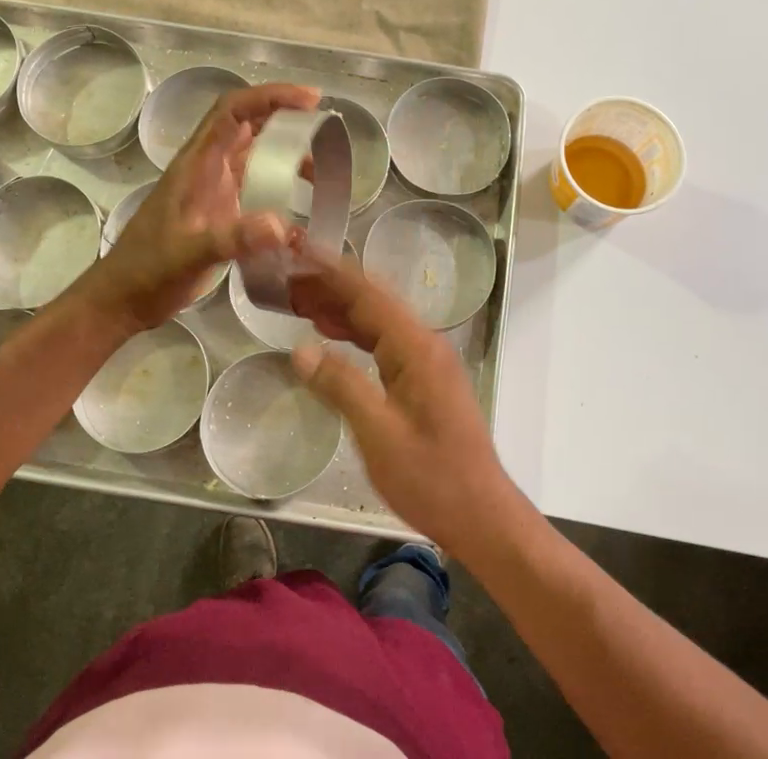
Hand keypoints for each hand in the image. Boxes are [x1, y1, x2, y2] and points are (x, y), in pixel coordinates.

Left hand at [80, 83, 319, 329]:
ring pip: (253, 155)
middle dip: (285, 118)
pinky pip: (255, 186)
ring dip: (286, 154)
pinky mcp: (219, 214)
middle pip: (247, 125)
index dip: (270, 97)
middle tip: (325, 128)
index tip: (310, 101)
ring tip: (320, 169)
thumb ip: (232, 239)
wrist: (123, 299)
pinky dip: (280, 187)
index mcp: (196, 165)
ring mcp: (213, 191)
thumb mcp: (189, 254)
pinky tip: (299, 209)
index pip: (233, 111)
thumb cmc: (148, 270)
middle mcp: (206, 170)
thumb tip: (284, 227)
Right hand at [288, 249, 527, 552]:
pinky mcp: (425, 383)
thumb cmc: (432, 479)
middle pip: (374, 302)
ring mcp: (428, 364)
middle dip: (331, 285)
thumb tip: (301, 350)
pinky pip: (385, 344)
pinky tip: (331, 336)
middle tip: (286, 276)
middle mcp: (426, 346)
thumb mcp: (379, 435)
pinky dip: (355, 334)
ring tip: (297, 300)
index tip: (297, 252)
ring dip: (341, 308)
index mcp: (417, 349)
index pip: (369, 294)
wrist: (481, 516)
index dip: (331, 271)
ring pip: (379, 322)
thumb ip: (341, 387)